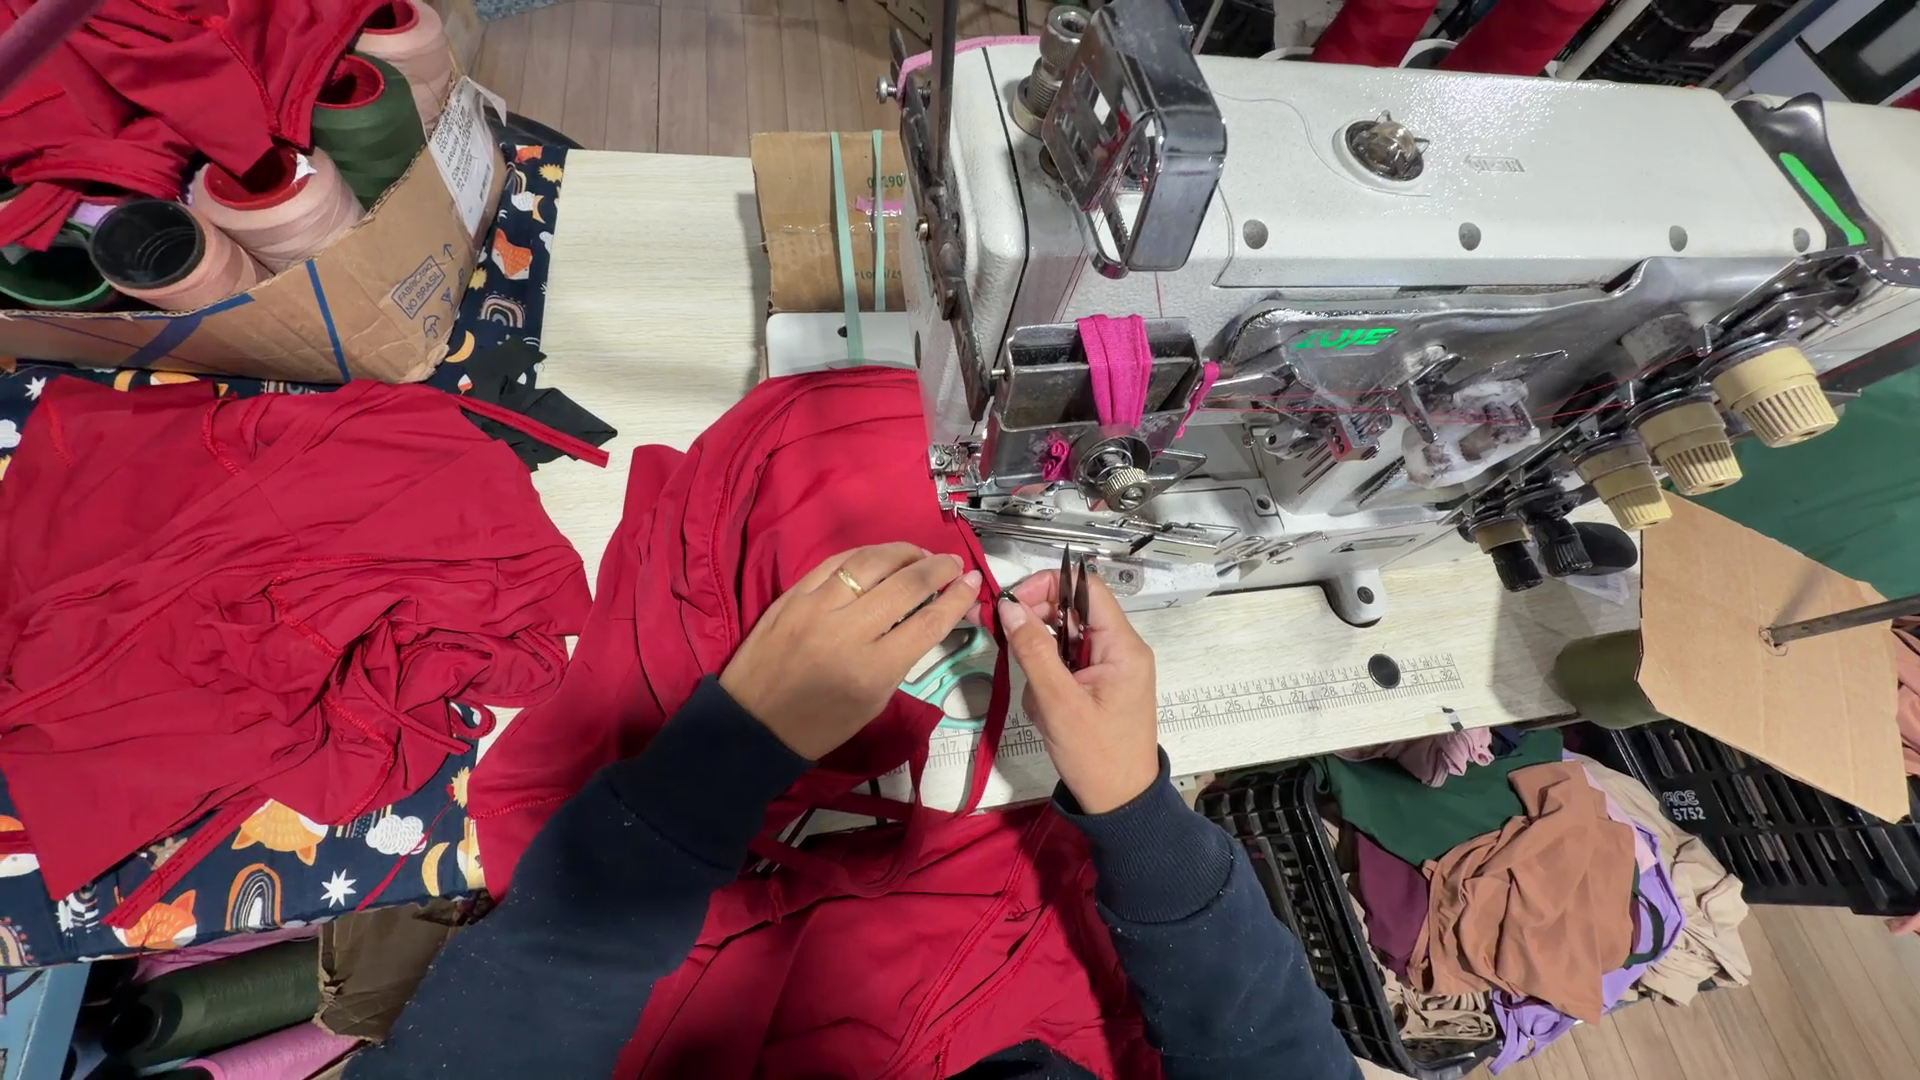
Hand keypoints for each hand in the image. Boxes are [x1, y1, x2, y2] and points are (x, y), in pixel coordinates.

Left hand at [722, 543, 982, 759]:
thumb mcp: (875, 701)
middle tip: (954, 563)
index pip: (928, 622)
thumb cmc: (821, 724)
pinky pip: (836, 562)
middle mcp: (847, 633)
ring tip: (921, 554)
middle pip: (905, 585)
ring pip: (870, 562)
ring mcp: (816, 608)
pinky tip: (882, 555)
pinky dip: (866, 554)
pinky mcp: (793, 594)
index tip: (974, 583)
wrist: (752, 724)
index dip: (957, 598)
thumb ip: (903, 655)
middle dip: (938, 568)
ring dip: (904, 552)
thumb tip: (932, 615)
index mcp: (872, 671)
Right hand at [998, 570, 1158, 813]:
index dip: (1047, 585)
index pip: (1085, 587)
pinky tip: (1046, 709)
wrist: (1120, 805)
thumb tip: (1009, 606)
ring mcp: (1108, 666)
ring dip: (1041, 662)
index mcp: (1122, 645)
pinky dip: (1047, 681)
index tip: (1013, 603)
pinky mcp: (1096, 683)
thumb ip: (1033, 650)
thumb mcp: (1058, 703)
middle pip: (1071, 611)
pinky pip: (1064, 664)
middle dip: (1038, 629)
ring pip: (1062, 639)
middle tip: (1013, 649)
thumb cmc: (1096, 756)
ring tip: (1040, 699)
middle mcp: (1119, 648)